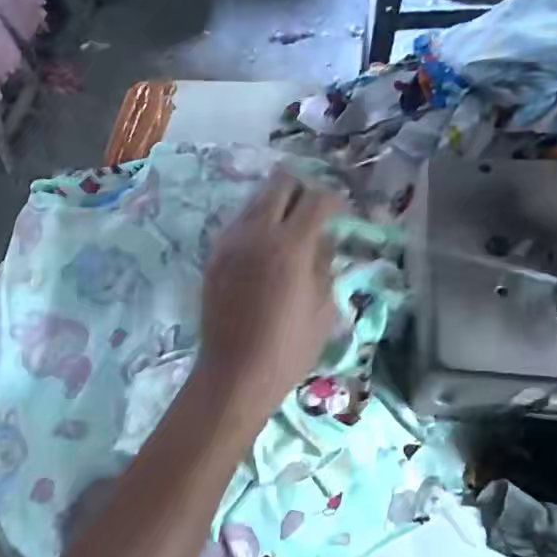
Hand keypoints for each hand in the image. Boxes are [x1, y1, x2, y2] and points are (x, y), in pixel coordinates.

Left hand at [197, 169, 344, 414]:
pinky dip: (256, 223)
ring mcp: (230, 241)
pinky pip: (238, 222)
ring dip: (277, 203)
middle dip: (302, 190)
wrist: (235, 373)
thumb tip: (324, 239)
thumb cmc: (289, 348)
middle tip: (314, 211)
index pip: (317, 200)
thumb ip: (325, 264)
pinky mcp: (214, 255)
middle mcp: (256, 233)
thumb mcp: (323, 308)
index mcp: (290, 246)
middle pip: (280, 183)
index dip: (334, 200)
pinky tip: (266, 248)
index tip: (342, 210)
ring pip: (255, 199)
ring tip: (290, 227)